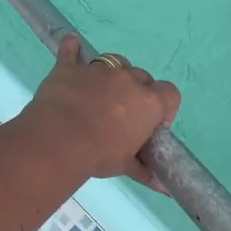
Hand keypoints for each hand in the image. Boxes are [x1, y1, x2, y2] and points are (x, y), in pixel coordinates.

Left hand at [23, 35, 180, 191]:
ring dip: (113, 71)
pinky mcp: (68, 66)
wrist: (61, 137)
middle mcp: (125, 79)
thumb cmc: (100, 153)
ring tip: (103, 88)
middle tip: (125, 111)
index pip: (169, 92)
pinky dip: (71, 46)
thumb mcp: (126, 165)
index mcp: (148, 102)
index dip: (164, 105)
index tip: (153, 121)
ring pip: (114, 61)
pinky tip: (72, 41)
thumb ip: (145, 170)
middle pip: (141, 76)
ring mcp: (95, 69)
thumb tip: (164, 188)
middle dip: (137, 90)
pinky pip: (70, 50)